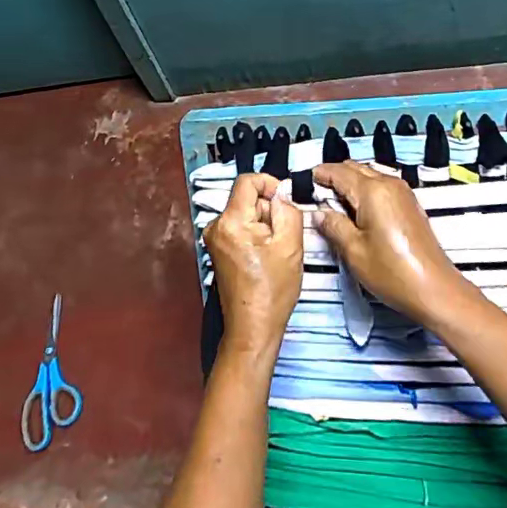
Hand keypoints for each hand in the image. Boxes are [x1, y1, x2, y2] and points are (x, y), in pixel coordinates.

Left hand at [202, 173, 302, 356]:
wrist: (253, 327)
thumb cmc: (270, 293)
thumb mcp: (290, 245)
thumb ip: (288, 210)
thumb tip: (282, 192)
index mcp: (231, 222)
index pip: (248, 180)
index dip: (270, 184)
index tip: (283, 200)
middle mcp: (217, 227)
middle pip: (248, 198)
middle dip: (269, 211)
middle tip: (282, 237)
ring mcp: (216, 239)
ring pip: (247, 214)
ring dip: (264, 226)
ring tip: (274, 251)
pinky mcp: (220, 249)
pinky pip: (242, 228)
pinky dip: (256, 236)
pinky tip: (266, 257)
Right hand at [310, 161, 475, 325]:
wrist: (435, 290)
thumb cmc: (398, 274)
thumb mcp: (353, 251)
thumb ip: (333, 226)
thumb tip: (321, 215)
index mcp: (373, 192)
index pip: (339, 171)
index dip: (320, 174)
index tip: (308, 179)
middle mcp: (390, 186)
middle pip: (355, 168)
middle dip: (334, 177)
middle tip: (317, 193)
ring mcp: (403, 195)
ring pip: (369, 177)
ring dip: (351, 185)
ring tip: (334, 206)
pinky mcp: (409, 206)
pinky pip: (381, 189)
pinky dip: (365, 194)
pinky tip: (357, 214)